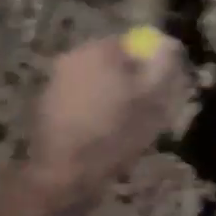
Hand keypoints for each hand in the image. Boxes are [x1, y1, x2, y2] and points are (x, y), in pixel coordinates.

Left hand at [24, 31, 186, 208]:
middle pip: (115, 62)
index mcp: (99, 50)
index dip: (153, 67)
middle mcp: (73, 56)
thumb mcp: (153, 100)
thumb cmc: (115, 133)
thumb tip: (169, 43)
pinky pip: (81, 98)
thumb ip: (164, 66)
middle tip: (148, 110)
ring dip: (114, 96)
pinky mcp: (47, 104)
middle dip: (133, 82)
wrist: (66, 171)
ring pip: (98, 81)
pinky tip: (102, 134)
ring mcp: (56, 80)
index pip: (135, 44)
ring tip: (125, 125)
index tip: (162, 92)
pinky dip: (95, 109)